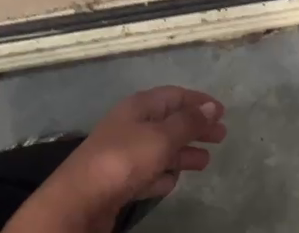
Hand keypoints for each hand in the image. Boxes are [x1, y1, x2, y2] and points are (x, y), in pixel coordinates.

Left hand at [9, 87, 226, 232]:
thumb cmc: (123, 160)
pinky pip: (147, 173)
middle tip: (220, 137)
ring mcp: (122, 155)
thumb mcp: (161, 137)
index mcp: (139, 107)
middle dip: (195, 128)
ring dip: (183, 154)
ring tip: (205, 162)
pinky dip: (162, 176)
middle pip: (170, 122)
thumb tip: (210, 106)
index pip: (174, 96)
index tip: (222, 112)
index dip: (199, 102)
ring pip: (160, 149)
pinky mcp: (117, 183)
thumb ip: (187, 122)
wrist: (77, 204)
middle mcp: (131, 126)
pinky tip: (173, 182)